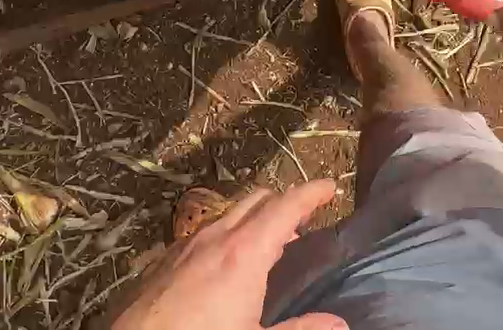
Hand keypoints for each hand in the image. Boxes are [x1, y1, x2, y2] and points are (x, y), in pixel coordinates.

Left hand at [109, 180, 344, 329]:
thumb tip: (339, 323)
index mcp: (245, 252)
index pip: (286, 206)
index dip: (312, 193)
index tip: (331, 186)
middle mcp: (216, 237)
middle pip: (258, 199)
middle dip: (283, 202)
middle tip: (303, 221)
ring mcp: (186, 246)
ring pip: (229, 214)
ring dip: (254, 219)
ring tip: (267, 245)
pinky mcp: (163, 262)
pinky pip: (204, 233)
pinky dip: (227, 235)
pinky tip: (223, 268)